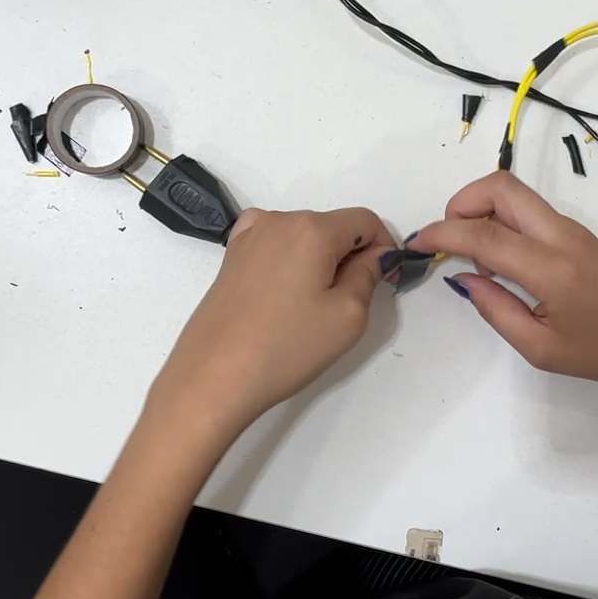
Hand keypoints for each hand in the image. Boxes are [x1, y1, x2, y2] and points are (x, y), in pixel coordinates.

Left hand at [145, 207, 394, 445]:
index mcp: (311, 229)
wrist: (213, 377)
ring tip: (313, 307)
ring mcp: (249, 237)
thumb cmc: (285, 348)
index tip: (384, 281)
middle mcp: (278, 221)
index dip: (383, 247)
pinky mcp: (231, 257)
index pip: (365, 221)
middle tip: (350, 303)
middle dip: (351, 255)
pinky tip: (286, 294)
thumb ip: (369, 274)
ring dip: (320, 260)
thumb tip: (376, 254)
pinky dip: (291, 260)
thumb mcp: (347, 316)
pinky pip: (275, 245)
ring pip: (304, 236)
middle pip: (333, 226)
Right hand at [409, 172, 597, 408]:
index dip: (442, 232)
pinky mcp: (578, 233)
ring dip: (483, 212)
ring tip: (480, 260)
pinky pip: (530, 211)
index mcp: (552, 270)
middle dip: (461, 202)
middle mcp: (563, 237)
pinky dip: (503, 221)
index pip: (483, 235)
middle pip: (501, 187)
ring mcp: (573, 230)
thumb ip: (494, 309)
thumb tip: (463, 277)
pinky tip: (504, 261)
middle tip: (448, 238)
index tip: (417, 243)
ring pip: (515, 194)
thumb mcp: (539, 348)